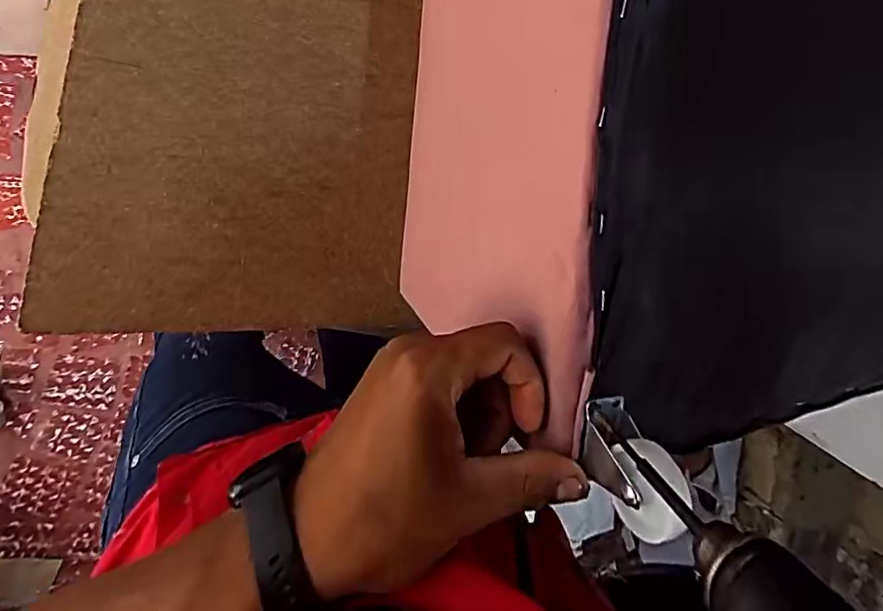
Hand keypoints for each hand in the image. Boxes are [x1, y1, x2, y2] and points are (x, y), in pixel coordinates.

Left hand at [290, 324, 589, 598]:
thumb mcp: (467, 500)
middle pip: (486, 356)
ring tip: (467, 465)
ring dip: (481, 414)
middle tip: (496, 458)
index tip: (530, 433)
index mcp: (426, 367)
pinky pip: (439, 379)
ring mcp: (393, 365)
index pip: (505, 344)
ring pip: (465, 370)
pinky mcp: (385, 382)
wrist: (310, 540)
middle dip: (503, 408)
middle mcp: (407, 352)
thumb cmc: (376, 518)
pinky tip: (448, 456)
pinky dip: (457, 412)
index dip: (531, 387)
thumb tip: (571, 474)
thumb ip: (530, 478)